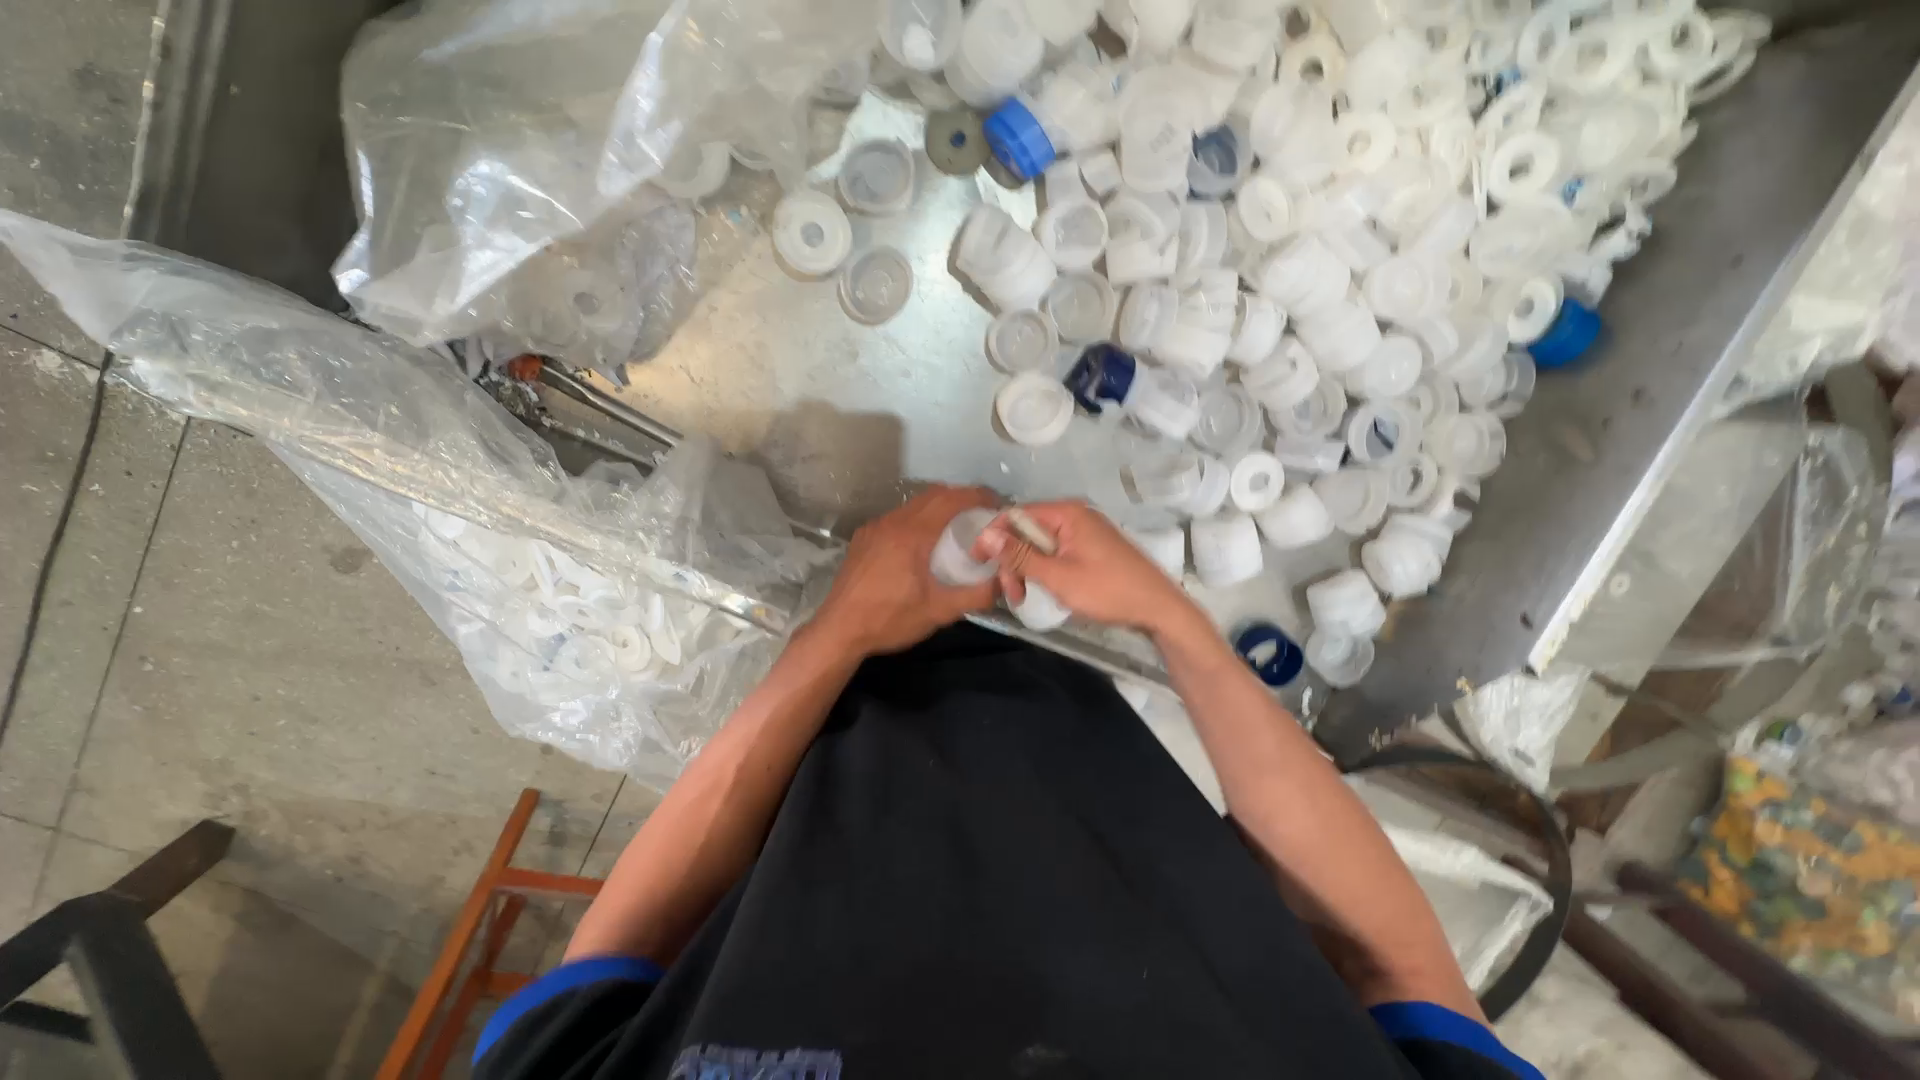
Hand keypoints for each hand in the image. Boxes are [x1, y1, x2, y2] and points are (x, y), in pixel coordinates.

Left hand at [811, 485, 1000, 656]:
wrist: (839, 630)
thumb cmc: (890, 619)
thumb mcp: (939, 611)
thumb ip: (976, 596)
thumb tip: (1005, 584)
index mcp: (913, 533)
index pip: (952, 499)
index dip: (978, 496)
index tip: (997, 503)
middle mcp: (893, 522)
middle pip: (933, 495)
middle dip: (960, 498)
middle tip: (982, 514)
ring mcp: (874, 528)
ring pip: (913, 506)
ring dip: (937, 508)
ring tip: (956, 527)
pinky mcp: (863, 539)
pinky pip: (897, 518)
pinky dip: (918, 520)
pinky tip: (923, 544)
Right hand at [973, 500, 1204, 638]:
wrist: (1158, 609)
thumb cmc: (1108, 591)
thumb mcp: (1058, 576)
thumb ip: (1020, 555)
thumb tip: (986, 534)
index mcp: (1067, 514)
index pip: (1016, 514)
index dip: (993, 537)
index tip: (978, 564)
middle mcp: (1075, 515)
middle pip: (1027, 530)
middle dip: (1012, 561)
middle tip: (1012, 594)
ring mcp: (1086, 532)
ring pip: (1041, 544)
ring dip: (1027, 569)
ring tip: (1025, 598)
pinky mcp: (1092, 548)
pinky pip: (1057, 552)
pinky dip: (1045, 570)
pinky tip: (1046, 590)